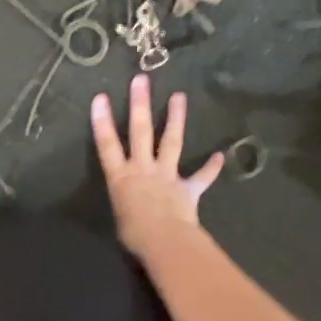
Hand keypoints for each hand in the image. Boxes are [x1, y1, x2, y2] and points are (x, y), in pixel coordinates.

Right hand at [91, 75, 223, 260]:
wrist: (164, 241)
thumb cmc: (134, 234)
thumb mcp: (120, 217)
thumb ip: (125, 204)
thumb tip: (131, 207)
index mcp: (120, 177)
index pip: (107, 145)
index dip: (102, 121)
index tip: (101, 97)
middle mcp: (142, 169)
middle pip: (140, 132)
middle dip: (139, 105)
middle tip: (141, 80)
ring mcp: (166, 176)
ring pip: (171, 142)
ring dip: (176, 119)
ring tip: (179, 96)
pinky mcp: (187, 189)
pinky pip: (201, 177)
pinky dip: (210, 168)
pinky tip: (219, 155)